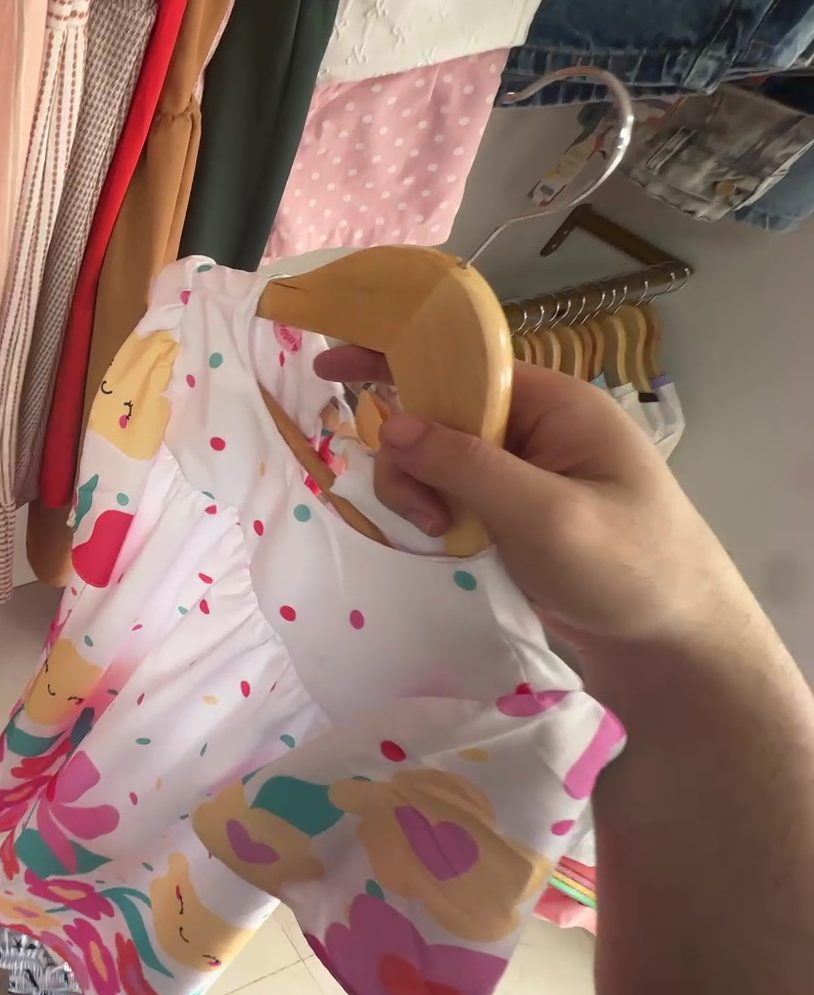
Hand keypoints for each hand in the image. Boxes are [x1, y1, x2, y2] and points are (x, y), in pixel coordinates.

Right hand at [314, 346, 751, 652]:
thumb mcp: (545, 513)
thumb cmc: (627, 567)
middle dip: (405, 457)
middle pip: (428, 414)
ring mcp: (508, 464)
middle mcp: (528, 425)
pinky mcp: (493, 499)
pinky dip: (421, 508)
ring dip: (412, 491)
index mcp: (554, 406)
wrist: (665, 639)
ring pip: (422, 455)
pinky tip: (443, 536)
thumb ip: (466, 465)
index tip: (330, 366)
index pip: (462, 363)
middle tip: (417, 508)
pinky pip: (432, 485)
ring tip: (439, 530)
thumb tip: (390, 425)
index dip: (395, 355)